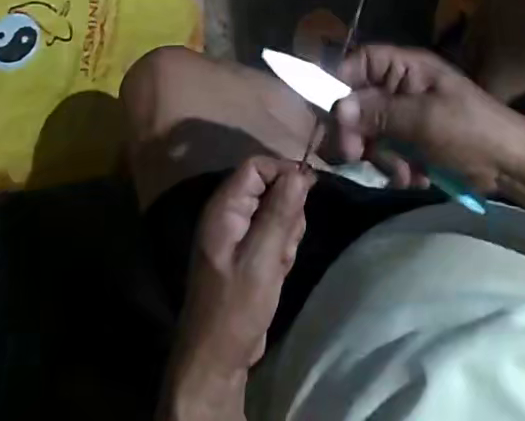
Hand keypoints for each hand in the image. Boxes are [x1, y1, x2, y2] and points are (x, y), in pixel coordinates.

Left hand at [163, 156, 312, 420]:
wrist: (217, 358)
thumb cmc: (236, 306)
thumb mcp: (263, 258)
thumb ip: (280, 212)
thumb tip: (300, 172)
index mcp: (224, 207)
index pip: (257, 166)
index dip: (283, 172)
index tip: (308, 192)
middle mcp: (229, 214)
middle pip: (270, 187)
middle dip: (288, 210)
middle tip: (286, 242)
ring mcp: (237, 234)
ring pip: (276, 211)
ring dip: (286, 233)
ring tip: (279, 262)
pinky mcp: (247, 252)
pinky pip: (274, 234)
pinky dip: (281, 249)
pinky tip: (277, 271)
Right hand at [329, 44, 524, 193]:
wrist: (512, 165)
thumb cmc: (471, 131)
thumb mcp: (423, 119)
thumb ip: (378, 113)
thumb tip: (338, 107)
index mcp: (406, 67)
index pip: (359, 61)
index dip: (341, 83)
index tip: (333, 115)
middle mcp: (401, 86)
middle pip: (358, 101)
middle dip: (359, 132)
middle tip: (356, 155)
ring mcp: (407, 114)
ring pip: (370, 132)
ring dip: (380, 156)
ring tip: (402, 172)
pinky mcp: (413, 141)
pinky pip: (387, 151)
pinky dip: (396, 167)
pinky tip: (414, 177)